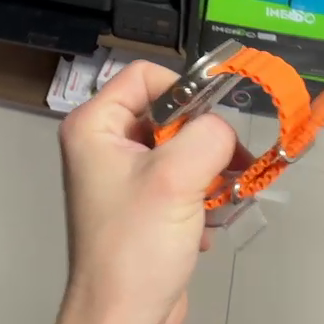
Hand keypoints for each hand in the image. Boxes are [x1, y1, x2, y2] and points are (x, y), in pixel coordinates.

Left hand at [56, 61, 247, 323]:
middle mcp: (105, 144)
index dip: (182, 87)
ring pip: (182, 146)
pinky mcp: (144, 205)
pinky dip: (202, 194)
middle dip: (203, 137)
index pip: (146, 75)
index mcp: (95, 125)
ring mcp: (125, 176)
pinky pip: (183, 178)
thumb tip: (226, 128)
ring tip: (223, 196)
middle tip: (229, 163)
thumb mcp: (176, 178)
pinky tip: (207, 223)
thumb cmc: (136, 247)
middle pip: (169, 111)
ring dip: (209, 169)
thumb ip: (208, 135)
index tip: (210, 120)